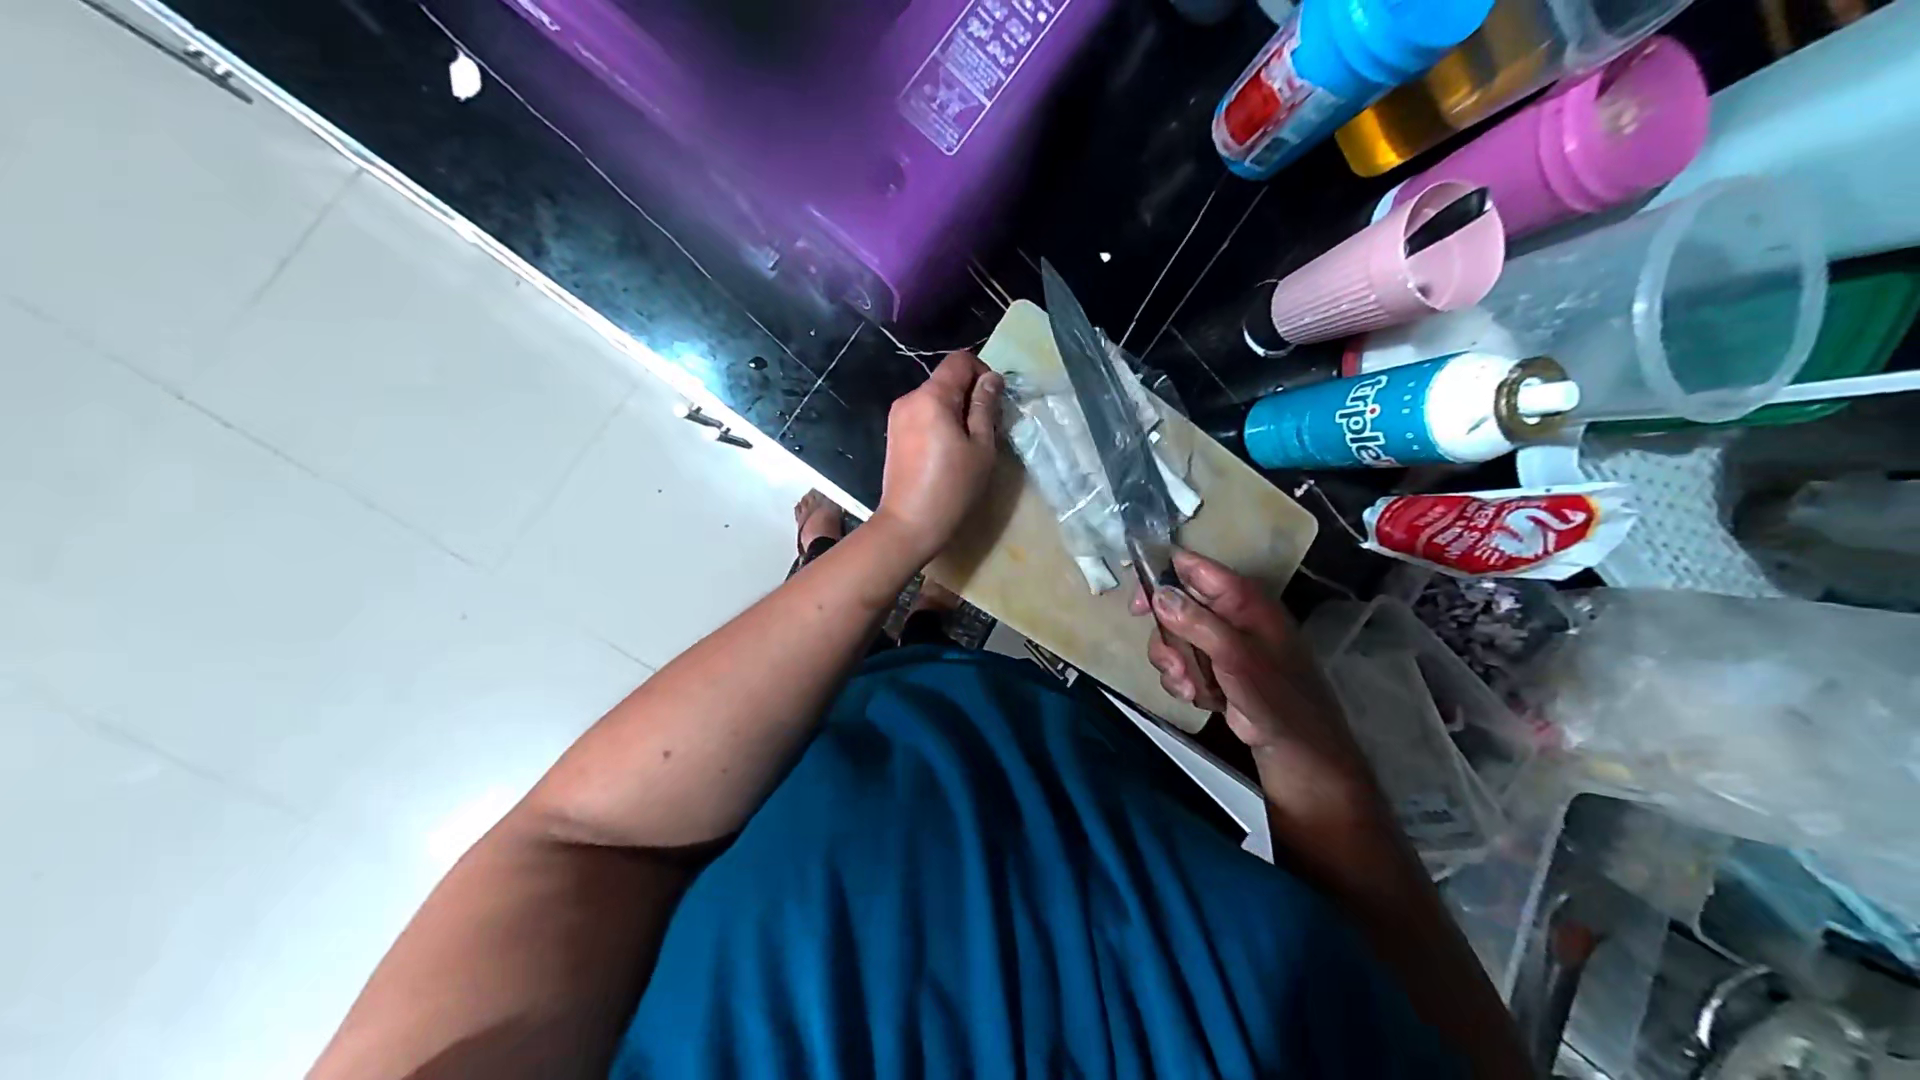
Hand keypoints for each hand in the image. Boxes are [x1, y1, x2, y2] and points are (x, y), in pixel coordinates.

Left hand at [871, 351, 1003, 563]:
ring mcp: (898, 416)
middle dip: (969, 395)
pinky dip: (939, 422)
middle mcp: (909, 399)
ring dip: (955, 411)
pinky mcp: (894, 434)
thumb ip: (985, 407)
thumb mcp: (981, 447)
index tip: (993, 402)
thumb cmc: (952, 487)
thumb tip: (991, 378)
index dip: (982, 372)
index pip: (959, 360)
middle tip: (985, 429)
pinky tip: (948, 452)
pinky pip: (923, 415)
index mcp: (931, 397)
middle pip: (946, 379)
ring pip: (934, 398)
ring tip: (967, 444)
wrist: (909, 524)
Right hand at [1135, 550, 1380, 820]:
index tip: (1139, 604)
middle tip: (1173, 662)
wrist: (1294, 744)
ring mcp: (1218, 640)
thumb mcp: (1234, 654)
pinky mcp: (1211, 665)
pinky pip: (1178, 662)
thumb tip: (1159, 594)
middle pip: (1172, 605)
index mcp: (1239, 596)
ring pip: (1171, 637)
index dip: (1159, 576)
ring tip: (1190, 686)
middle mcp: (1227, 612)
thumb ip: (1196, 622)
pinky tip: (1197, 696)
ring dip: (1173, 664)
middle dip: (1167, 638)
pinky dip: (1181, 680)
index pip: (1190, 567)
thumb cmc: (1274, 693)